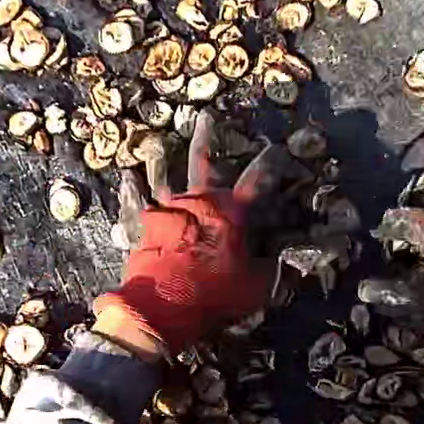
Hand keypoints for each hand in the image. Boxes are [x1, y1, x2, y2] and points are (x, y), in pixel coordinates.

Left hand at [94, 112, 281, 357]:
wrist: (160, 307)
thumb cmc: (212, 295)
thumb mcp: (255, 288)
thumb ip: (276, 271)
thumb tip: (297, 261)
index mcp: (229, 212)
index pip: (257, 180)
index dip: (271, 163)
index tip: (278, 147)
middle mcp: (197, 202)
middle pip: (203, 161)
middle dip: (208, 138)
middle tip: (207, 117)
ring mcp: (165, 211)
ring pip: (163, 174)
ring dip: (161, 157)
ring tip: (157, 142)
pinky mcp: (142, 225)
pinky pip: (135, 201)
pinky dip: (132, 189)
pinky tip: (125, 177)